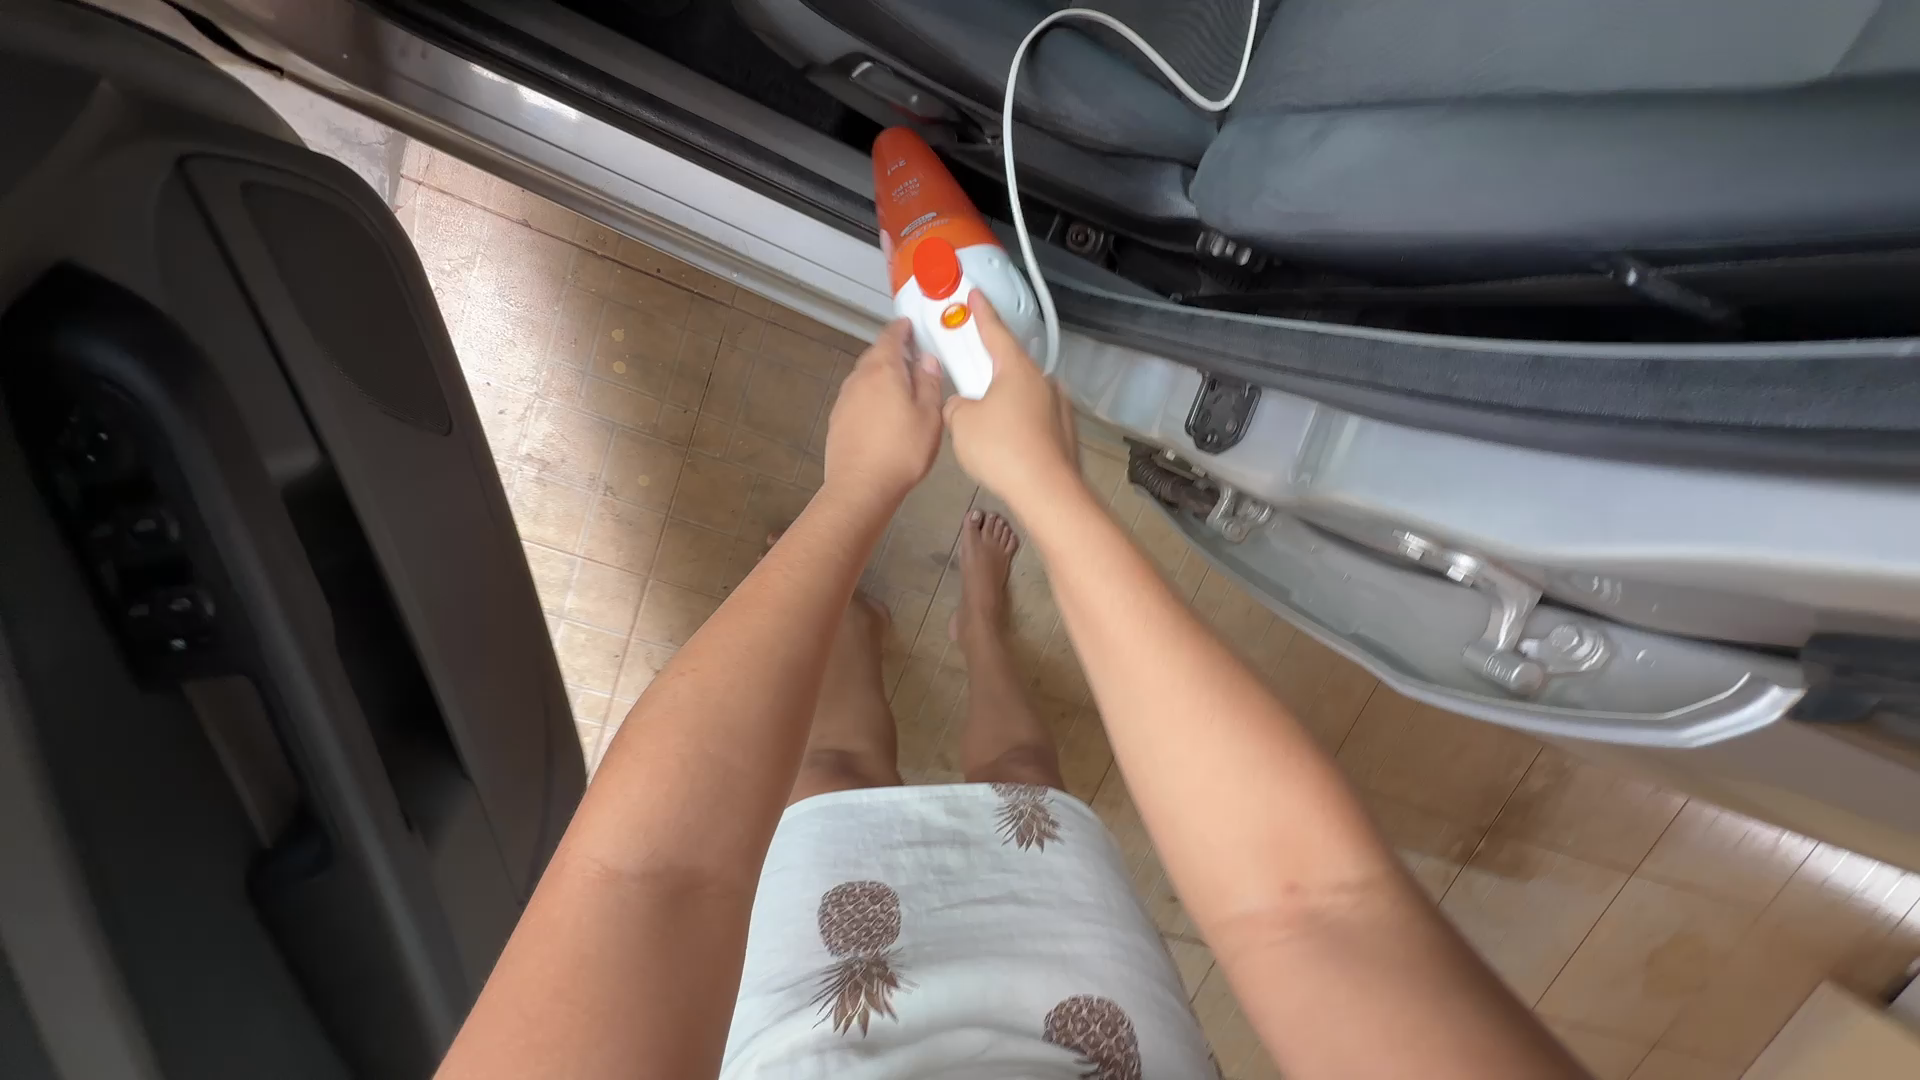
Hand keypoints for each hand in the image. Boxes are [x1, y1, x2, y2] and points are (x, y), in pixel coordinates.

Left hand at [822, 319, 944, 504]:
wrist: (861, 487)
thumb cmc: (902, 451)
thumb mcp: (929, 416)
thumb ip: (929, 383)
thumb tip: (927, 360)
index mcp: (884, 370)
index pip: (891, 337)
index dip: (901, 329)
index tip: (909, 325)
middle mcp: (859, 378)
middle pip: (875, 355)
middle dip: (892, 351)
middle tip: (911, 356)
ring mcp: (844, 399)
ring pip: (864, 377)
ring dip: (881, 375)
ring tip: (899, 386)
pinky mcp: (838, 420)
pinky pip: (857, 397)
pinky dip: (871, 395)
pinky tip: (882, 412)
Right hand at [943, 291, 1081, 511]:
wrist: (1047, 491)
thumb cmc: (1001, 449)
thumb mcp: (962, 424)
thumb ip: (956, 406)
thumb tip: (963, 405)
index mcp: (1016, 369)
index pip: (995, 332)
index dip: (981, 313)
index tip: (975, 295)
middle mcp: (1043, 381)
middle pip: (1010, 366)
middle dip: (990, 369)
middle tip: (971, 373)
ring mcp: (1059, 407)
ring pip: (1024, 395)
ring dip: (1006, 400)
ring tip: (988, 422)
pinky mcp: (1065, 432)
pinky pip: (1035, 419)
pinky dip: (1020, 424)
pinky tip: (1008, 444)